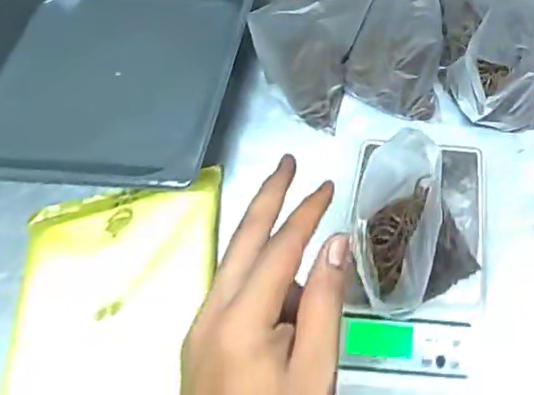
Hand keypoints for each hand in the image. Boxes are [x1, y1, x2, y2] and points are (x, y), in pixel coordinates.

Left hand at [183, 156, 349, 394]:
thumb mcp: (315, 376)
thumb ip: (324, 304)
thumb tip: (336, 242)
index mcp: (239, 322)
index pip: (279, 248)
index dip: (306, 212)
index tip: (329, 186)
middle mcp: (209, 314)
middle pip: (242, 237)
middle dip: (268, 194)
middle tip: (287, 161)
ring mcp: (198, 327)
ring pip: (234, 261)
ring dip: (265, 240)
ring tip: (302, 283)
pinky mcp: (197, 341)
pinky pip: (230, 288)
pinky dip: (257, 274)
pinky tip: (281, 301)